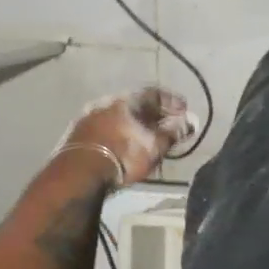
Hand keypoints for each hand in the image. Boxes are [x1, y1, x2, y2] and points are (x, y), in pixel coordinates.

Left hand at [58, 86, 197, 186]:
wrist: (77, 176)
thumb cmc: (123, 156)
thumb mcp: (156, 145)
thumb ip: (176, 131)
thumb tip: (192, 120)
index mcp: (125, 101)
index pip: (155, 92)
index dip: (173, 101)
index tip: (184, 112)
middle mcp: (104, 103)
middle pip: (136, 104)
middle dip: (154, 114)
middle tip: (168, 125)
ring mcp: (87, 118)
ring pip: (119, 115)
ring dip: (136, 124)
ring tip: (148, 137)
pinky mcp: (76, 134)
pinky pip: (106, 126)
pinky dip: (120, 132)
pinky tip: (126, 144)